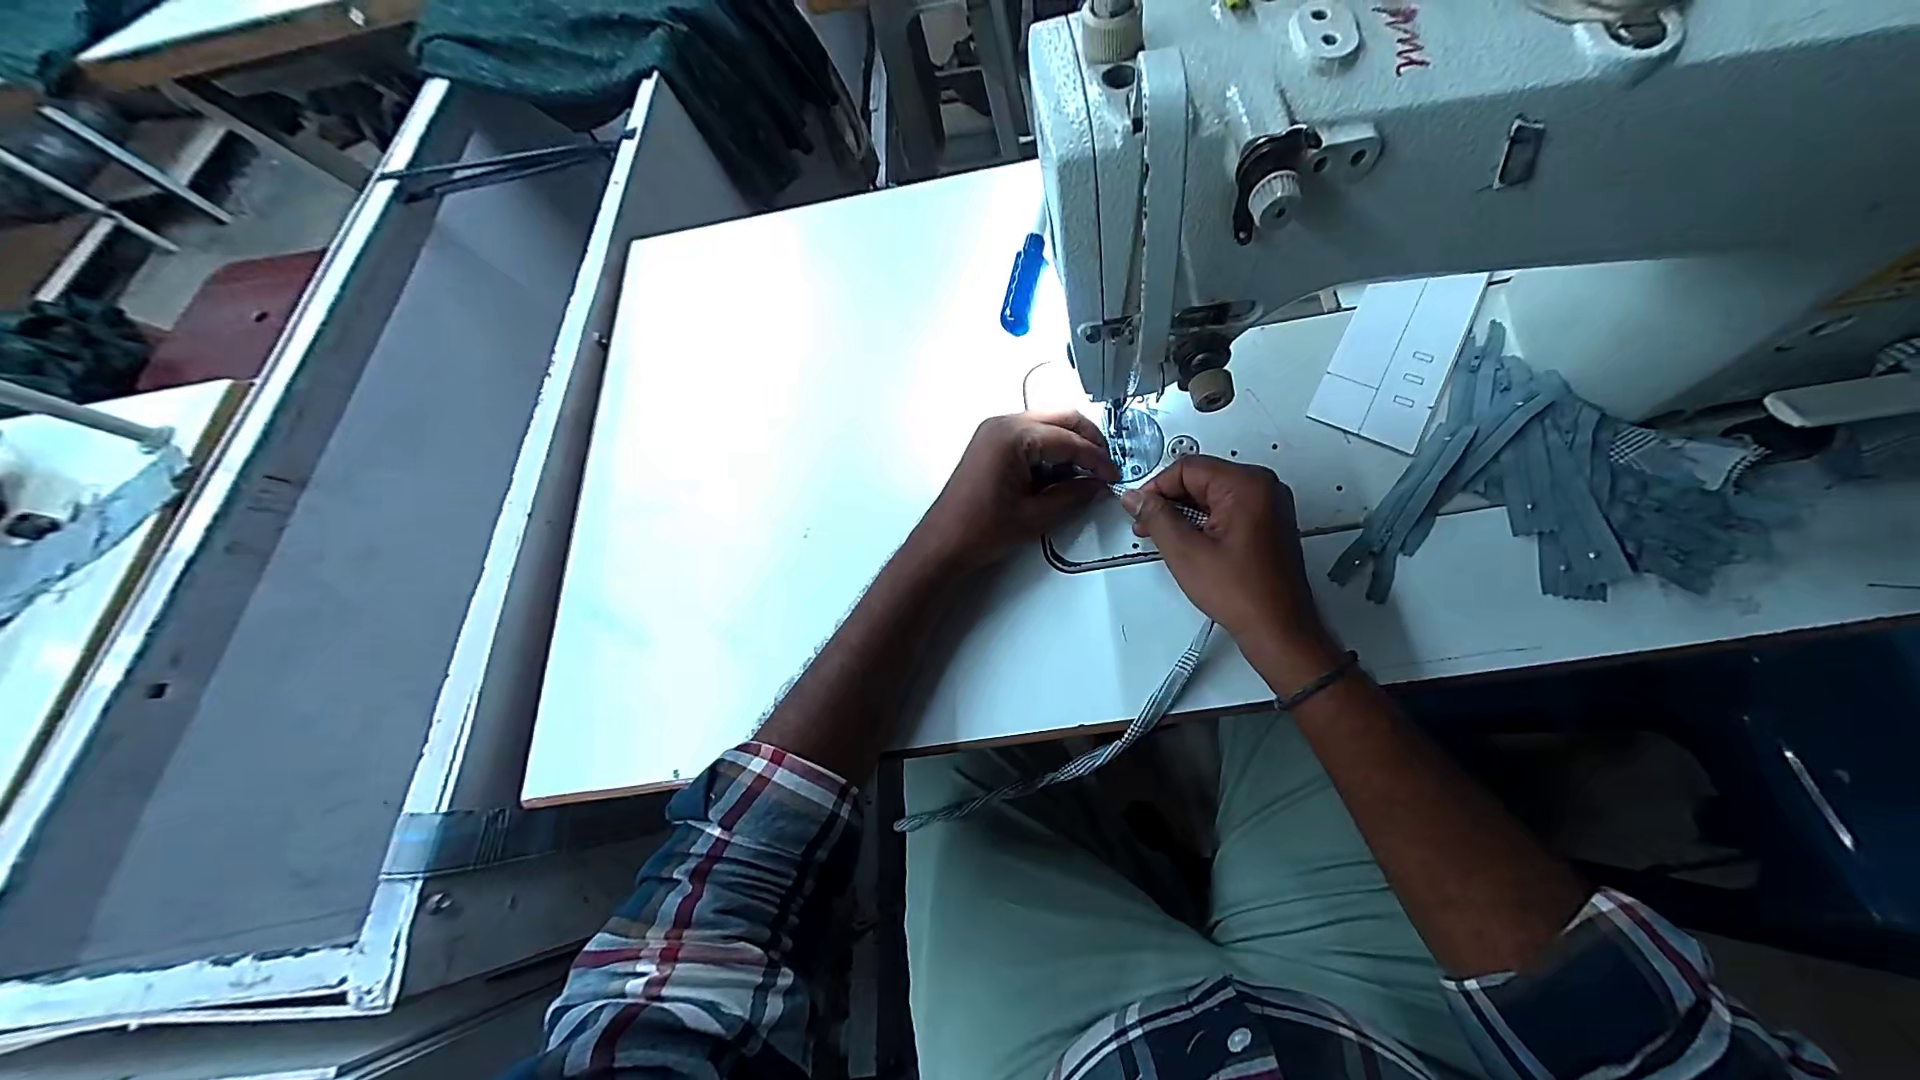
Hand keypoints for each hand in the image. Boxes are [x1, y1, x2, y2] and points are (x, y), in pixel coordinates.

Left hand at [912, 411, 1118, 569]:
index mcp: (1013, 436)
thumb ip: (1073, 496)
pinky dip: (1049, 449)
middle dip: (1087, 441)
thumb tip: (1098, 486)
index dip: (1096, 459)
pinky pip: (1029, 435)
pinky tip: (1059, 474)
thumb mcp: (1036, 516)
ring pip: (1046, 424)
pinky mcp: (989, 443)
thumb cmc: (980, 530)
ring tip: (1085, 474)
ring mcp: (993, 431)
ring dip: (1069, 444)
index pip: (1068, 439)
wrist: (943, 543)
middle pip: (1060, 418)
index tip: (1112, 475)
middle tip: (1104, 468)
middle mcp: (1002, 424)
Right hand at [1120, 456, 1336, 677]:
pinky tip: (1191, 545)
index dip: (1156, 487)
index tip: (1141, 506)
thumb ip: (1155, 517)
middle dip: (1170, 500)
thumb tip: (1137, 498)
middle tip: (1150, 523)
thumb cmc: (1247, 595)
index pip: (1187, 467)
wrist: (1277, 627)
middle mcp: (1264, 488)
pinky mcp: (1268, 522)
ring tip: (1170, 539)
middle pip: (1200, 477)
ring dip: (1185, 512)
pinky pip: (1227, 508)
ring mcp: (1270, 505)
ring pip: (1212, 493)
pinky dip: (1204, 521)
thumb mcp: (1184, 551)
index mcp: (1247, 486)